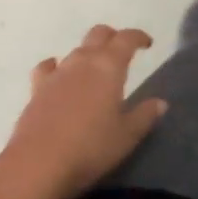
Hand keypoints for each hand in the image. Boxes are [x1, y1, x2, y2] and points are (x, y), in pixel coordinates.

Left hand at [0, 25, 168, 198]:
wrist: (38, 163)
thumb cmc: (90, 148)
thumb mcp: (126, 137)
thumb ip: (144, 116)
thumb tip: (160, 102)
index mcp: (108, 67)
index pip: (126, 39)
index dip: (138, 37)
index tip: (147, 43)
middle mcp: (82, 61)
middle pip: (98, 34)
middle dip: (112, 37)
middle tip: (121, 51)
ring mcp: (57, 72)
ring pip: (76, 50)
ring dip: (87, 54)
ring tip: (94, 69)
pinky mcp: (37, 88)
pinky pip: (48, 67)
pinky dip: (56, 67)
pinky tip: (57, 75)